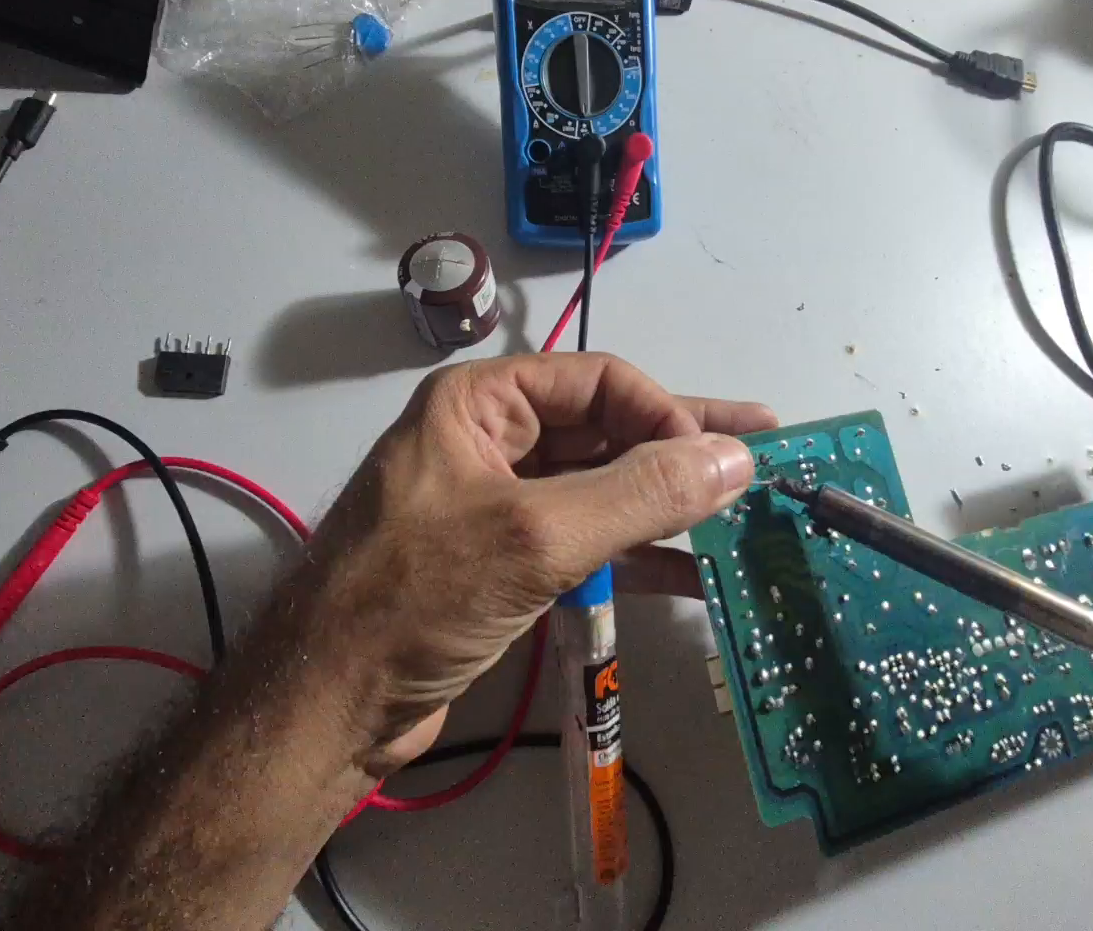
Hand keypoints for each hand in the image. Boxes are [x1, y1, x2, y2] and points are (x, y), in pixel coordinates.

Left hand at [296, 353, 773, 771]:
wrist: (328, 708)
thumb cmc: (416, 599)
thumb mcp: (535, 537)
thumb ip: (639, 494)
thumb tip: (735, 459)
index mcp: (482, 404)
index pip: (599, 384)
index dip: (666, 415)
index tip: (722, 461)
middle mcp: (493, 441)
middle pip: (606, 431)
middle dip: (681, 446)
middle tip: (765, 445)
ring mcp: (503, 503)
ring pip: (602, 488)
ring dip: (668, 502)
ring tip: (744, 507)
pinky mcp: (510, 561)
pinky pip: (588, 540)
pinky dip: (638, 553)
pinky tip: (694, 568)